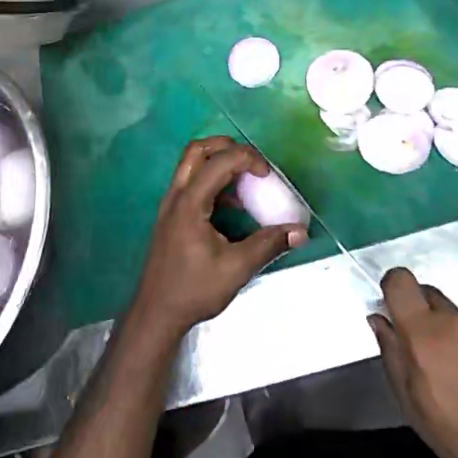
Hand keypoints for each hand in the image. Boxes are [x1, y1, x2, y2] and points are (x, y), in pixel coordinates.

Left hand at [131, 137, 306, 334]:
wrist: (157, 310)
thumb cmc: (194, 289)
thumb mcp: (236, 268)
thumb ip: (268, 245)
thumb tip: (300, 231)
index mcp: (190, 202)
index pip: (219, 162)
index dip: (247, 159)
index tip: (268, 175)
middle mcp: (176, 195)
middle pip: (197, 150)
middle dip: (227, 147)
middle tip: (254, 163)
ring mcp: (171, 204)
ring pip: (191, 165)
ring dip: (218, 163)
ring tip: (246, 182)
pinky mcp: (172, 214)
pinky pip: (191, 183)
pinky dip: (212, 181)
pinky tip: (233, 206)